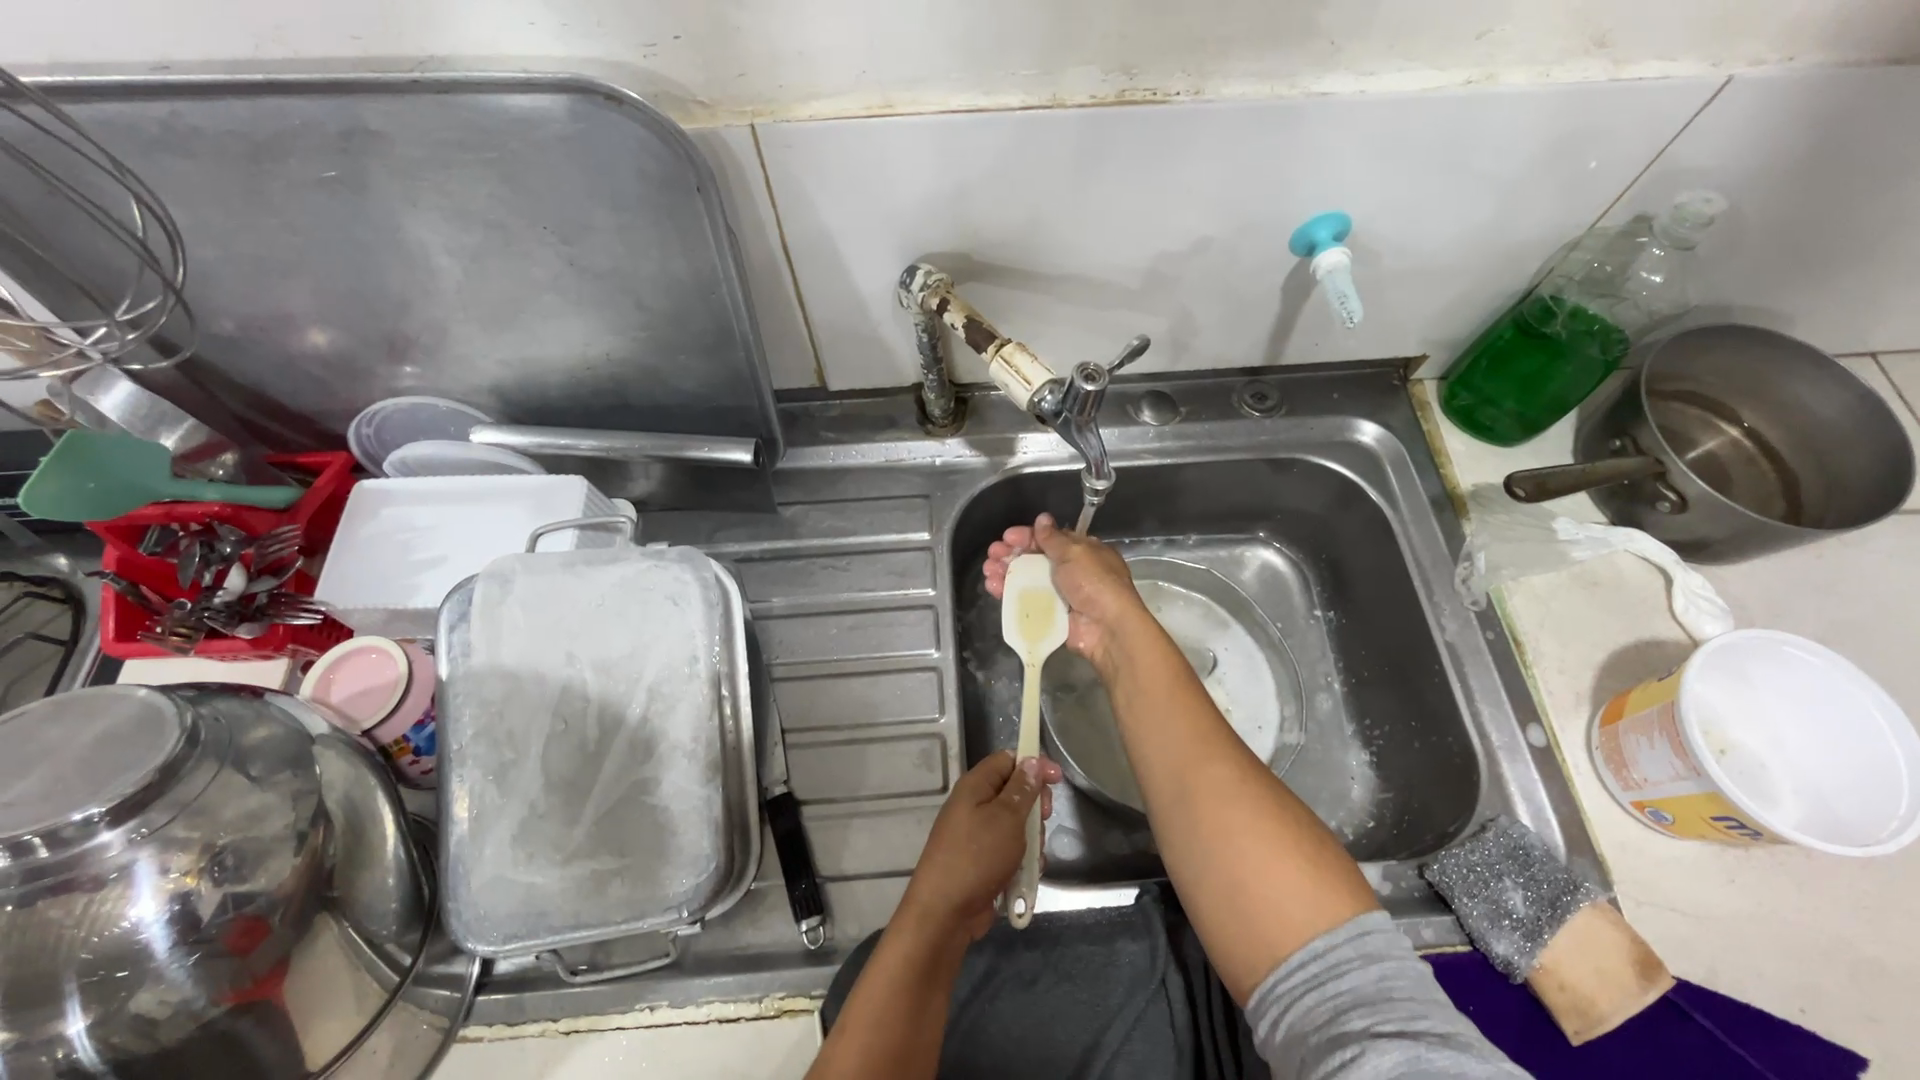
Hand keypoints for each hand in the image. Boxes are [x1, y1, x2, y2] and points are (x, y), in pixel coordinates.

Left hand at [898, 751, 1063, 941]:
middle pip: (1016, 793)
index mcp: (975, 786)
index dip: (1033, 765)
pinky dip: (1022, 862)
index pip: (1007, 760)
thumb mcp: (1006, 818)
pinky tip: (1025, 876)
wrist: (946, 912)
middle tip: (1041, 822)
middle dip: (1035, 809)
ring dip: (1031, 841)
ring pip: (1018, 826)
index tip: (1057, 779)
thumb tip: (1031, 761)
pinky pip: (1012, 851)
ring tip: (1029, 857)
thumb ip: (1022, 789)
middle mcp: (974, 806)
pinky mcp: (984, 861)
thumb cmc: (977, 857)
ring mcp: (979, 835)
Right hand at [983, 513, 1150, 672]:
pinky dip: (1008, 593)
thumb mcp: (1075, 552)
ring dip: (1006, 572)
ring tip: (988, 570)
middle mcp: (1071, 571)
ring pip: (1027, 580)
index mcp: (1082, 552)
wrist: (1107, 627)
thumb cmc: (1094, 582)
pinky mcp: (1050, 614)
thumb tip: (1042, 519)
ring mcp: (1060, 594)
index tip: (1007, 537)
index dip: (1027, 537)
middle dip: (1012, 554)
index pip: (1050, 539)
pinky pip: (1026, 601)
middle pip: (1035, 559)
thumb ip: (1054, 538)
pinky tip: (993, 587)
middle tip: (992, 554)